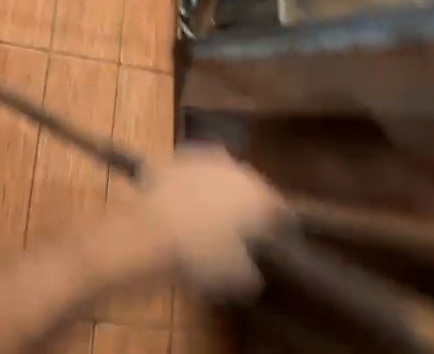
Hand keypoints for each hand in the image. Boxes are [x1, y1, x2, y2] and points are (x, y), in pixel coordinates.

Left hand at [120, 146, 291, 297]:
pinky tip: (185, 199)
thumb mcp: (237, 277)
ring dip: (220, 189)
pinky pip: (193, 170)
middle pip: (251, 185)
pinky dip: (193, 183)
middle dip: (248, 202)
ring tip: (211, 211)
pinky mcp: (177, 156)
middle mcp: (238, 170)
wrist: (153, 229)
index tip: (277, 235)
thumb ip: (252, 270)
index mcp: (260, 197)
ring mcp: (206, 159)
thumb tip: (251, 269)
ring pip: (221, 174)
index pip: (280, 208)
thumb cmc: (202, 255)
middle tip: (242, 224)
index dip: (280, 223)